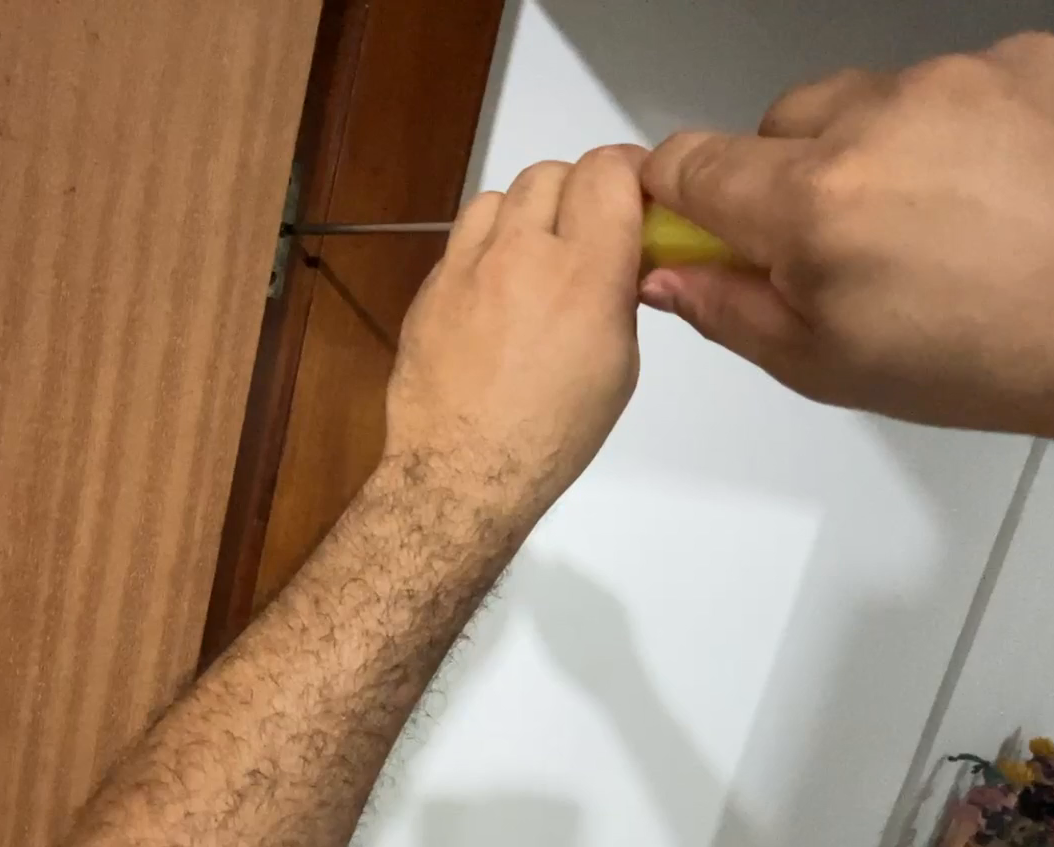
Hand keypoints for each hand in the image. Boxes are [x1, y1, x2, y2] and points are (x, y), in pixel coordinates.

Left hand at [385, 146, 646, 524]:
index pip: (606, 169)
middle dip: (571, 196)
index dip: (623, 176)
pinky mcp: (425, 293)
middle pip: (548, 174)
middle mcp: (520, 254)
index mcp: (584, 271)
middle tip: (577, 238)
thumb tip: (609, 263)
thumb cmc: (552, 435)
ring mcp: (463, 270)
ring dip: (519, 218)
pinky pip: (458, 246)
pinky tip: (485, 299)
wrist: (461, 471)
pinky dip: (480, 255)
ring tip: (525, 263)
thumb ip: (614, 295)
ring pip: (495, 200)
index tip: (628, 200)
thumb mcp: (617, 366)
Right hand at [640, 33, 1053, 482]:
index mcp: (813, 201)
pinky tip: (982, 194)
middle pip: (771, 125)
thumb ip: (723, 309)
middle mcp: (882, 118)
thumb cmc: (993, 353)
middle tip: (815, 241)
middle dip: (771, 178)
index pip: (688, 162)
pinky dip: (940, 133)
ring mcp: (970, 77)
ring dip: (857, 154)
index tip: (680, 220)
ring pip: (861, 103)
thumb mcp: (817, 361)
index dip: (667, 190)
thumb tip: (665, 275)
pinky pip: (949, 87)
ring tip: (916, 222)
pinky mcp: (1043, 58)